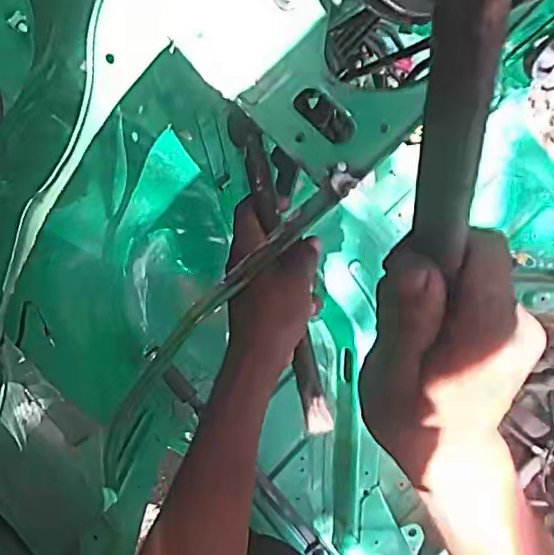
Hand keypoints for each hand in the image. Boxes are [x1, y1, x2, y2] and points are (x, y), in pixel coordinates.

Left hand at [224, 197, 320, 379]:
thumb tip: (310, 242)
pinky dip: (294, 295)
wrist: (260, 355)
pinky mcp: (255, 303)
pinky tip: (307, 309)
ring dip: (298, 275)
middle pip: (268, 240)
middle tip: (311, 256)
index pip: (248, 210)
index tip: (289, 202)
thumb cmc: (277, 311)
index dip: (267, 200)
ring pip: (277, 266)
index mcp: (247, 247)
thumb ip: (305, 255)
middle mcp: (242, 262)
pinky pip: (277, 288)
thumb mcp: (299, 277)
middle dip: (294, 247)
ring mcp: (248, 284)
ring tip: (310, 290)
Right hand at [360, 229, 545, 488]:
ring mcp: (522, 324)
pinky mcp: (515, 327)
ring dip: (437, 291)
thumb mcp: (392, 374)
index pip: (482, 246)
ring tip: (415, 332)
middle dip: (431, 272)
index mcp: (490, 330)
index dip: (437, 248)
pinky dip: (450, 305)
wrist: (447, 455)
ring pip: (472, 274)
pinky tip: (434, 339)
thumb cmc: (411, 421)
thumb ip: (407, 318)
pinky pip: (477, 293)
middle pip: (476, 257)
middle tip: (401, 313)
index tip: (403, 279)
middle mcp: (518, 320)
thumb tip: (417, 264)